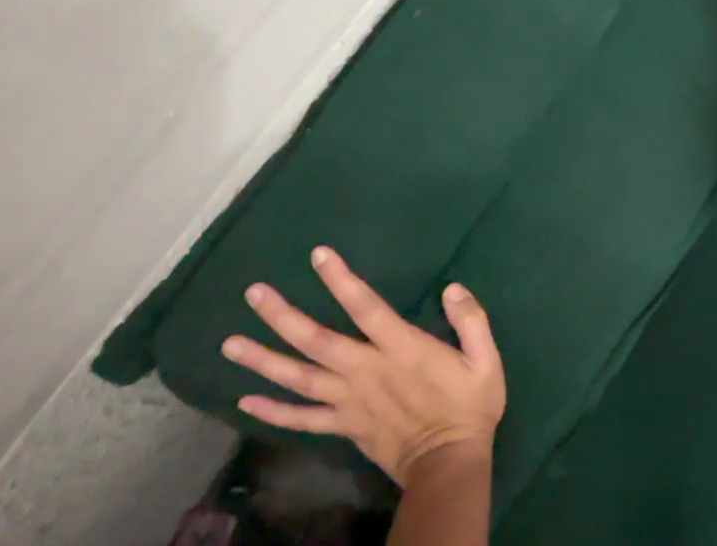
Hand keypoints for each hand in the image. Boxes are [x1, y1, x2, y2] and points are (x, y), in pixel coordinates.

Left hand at [221, 247, 505, 485]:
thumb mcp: (486, 361)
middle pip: (316, 340)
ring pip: (299, 377)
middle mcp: (366, 370)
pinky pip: (302, 419)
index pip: (366, 307)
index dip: (341, 280)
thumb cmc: (469, 407)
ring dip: (263, 360)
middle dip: (283, 316)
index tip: (319, 255)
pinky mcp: (344, 426)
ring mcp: (350, 400)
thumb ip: (471, 321)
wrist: (450, 462)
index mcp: (401, 349)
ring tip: (230, 344)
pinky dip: (273, 412)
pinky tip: (245, 403)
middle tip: (253, 293)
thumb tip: (453, 288)